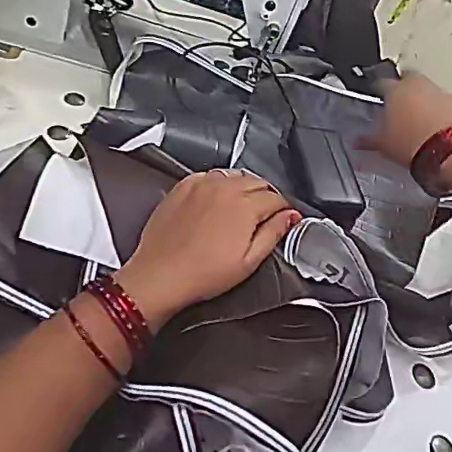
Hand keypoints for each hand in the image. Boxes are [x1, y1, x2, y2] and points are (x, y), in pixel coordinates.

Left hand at [117, 170, 301, 322]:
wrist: (161, 276)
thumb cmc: (200, 274)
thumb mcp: (249, 261)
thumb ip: (273, 233)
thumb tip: (290, 217)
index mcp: (244, 206)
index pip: (277, 197)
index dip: (285, 209)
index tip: (284, 217)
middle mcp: (223, 188)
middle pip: (258, 182)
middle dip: (267, 196)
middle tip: (266, 215)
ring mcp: (201, 185)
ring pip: (235, 175)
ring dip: (244, 187)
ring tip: (242, 209)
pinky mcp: (183, 187)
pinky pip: (210, 176)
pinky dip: (219, 184)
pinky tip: (217, 202)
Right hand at [366, 71, 451, 167]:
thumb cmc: (418, 144)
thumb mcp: (384, 145)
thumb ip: (370, 139)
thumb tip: (361, 141)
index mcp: (395, 90)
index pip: (380, 83)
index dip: (377, 89)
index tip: (376, 95)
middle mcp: (419, 85)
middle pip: (407, 78)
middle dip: (403, 88)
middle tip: (398, 104)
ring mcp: (441, 92)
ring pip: (428, 89)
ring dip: (423, 99)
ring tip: (418, 120)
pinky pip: (446, 102)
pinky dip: (441, 110)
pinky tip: (437, 127)